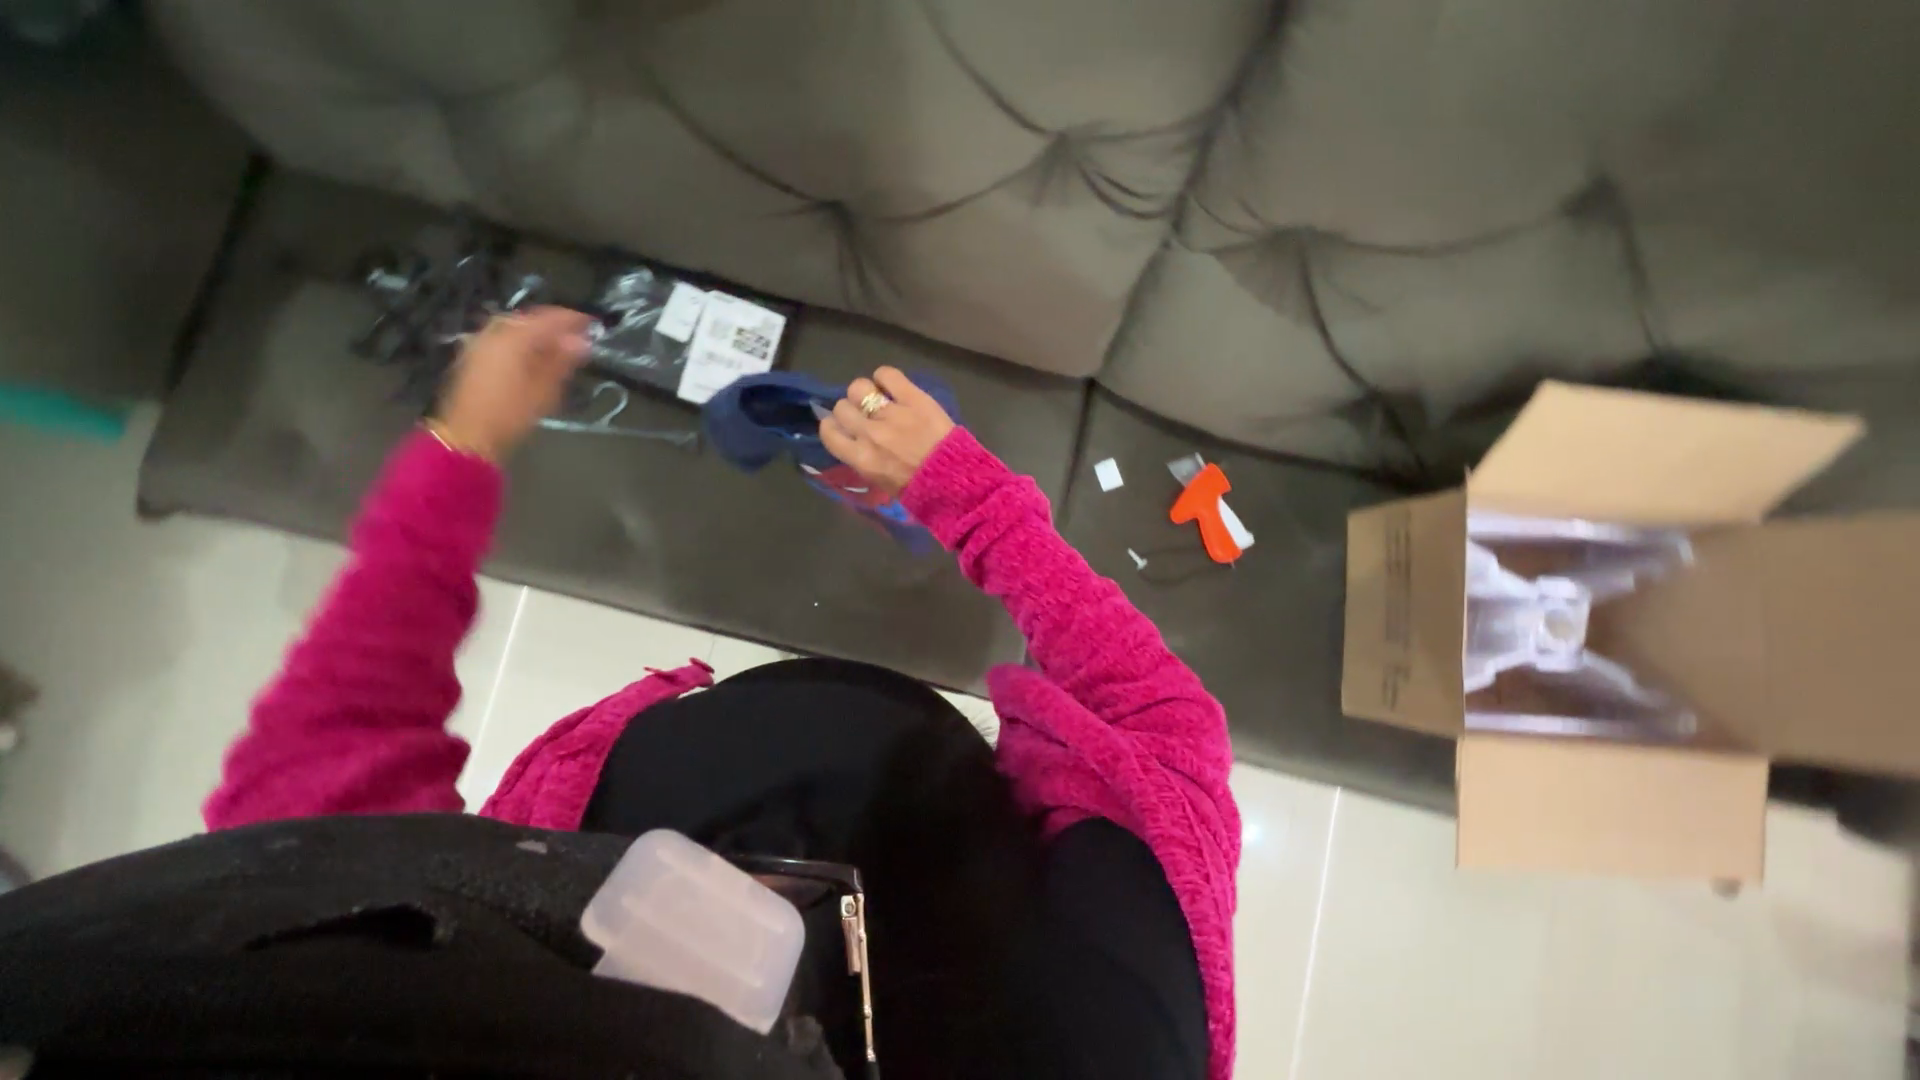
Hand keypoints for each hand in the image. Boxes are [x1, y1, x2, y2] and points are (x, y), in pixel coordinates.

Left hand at [435, 307, 592, 460]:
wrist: (469, 434)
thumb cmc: (512, 414)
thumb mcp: (545, 389)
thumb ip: (563, 360)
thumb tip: (581, 341)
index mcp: (514, 338)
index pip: (549, 319)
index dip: (573, 320)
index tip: (593, 324)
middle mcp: (495, 333)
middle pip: (529, 319)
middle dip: (554, 325)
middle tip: (576, 336)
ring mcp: (480, 342)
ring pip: (515, 327)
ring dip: (537, 332)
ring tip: (558, 345)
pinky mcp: (474, 355)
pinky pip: (503, 337)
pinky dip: (522, 340)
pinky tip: (533, 354)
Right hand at [818, 367, 955, 494]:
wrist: (955, 480)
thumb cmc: (919, 490)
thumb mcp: (881, 482)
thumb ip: (863, 460)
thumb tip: (854, 442)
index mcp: (861, 458)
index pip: (829, 431)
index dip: (832, 425)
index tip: (840, 426)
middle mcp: (870, 433)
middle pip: (842, 407)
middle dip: (850, 410)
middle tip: (864, 415)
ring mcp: (891, 413)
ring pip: (859, 388)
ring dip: (863, 393)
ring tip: (877, 399)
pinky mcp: (912, 397)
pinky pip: (888, 375)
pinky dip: (885, 378)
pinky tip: (891, 386)